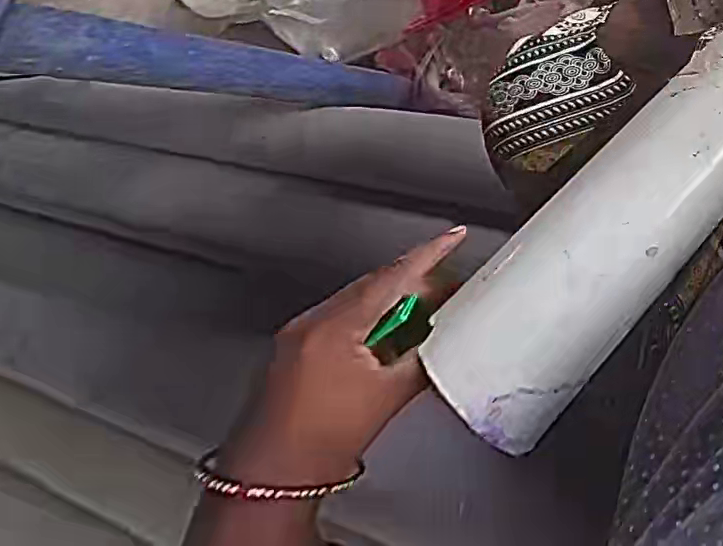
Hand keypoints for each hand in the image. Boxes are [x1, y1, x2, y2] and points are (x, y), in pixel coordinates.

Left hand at [221, 227, 466, 484]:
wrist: (269, 484)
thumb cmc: (317, 447)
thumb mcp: (388, 396)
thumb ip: (423, 359)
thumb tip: (444, 340)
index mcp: (336, 326)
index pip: (394, 277)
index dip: (430, 254)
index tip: (452, 238)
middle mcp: (312, 321)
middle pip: (376, 285)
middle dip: (413, 286)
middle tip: (443, 295)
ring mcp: (298, 332)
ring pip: (357, 300)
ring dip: (389, 306)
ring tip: (415, 325)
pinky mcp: (291, 346)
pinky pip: (338, 317)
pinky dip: (364, 321)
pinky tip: (380, 343)